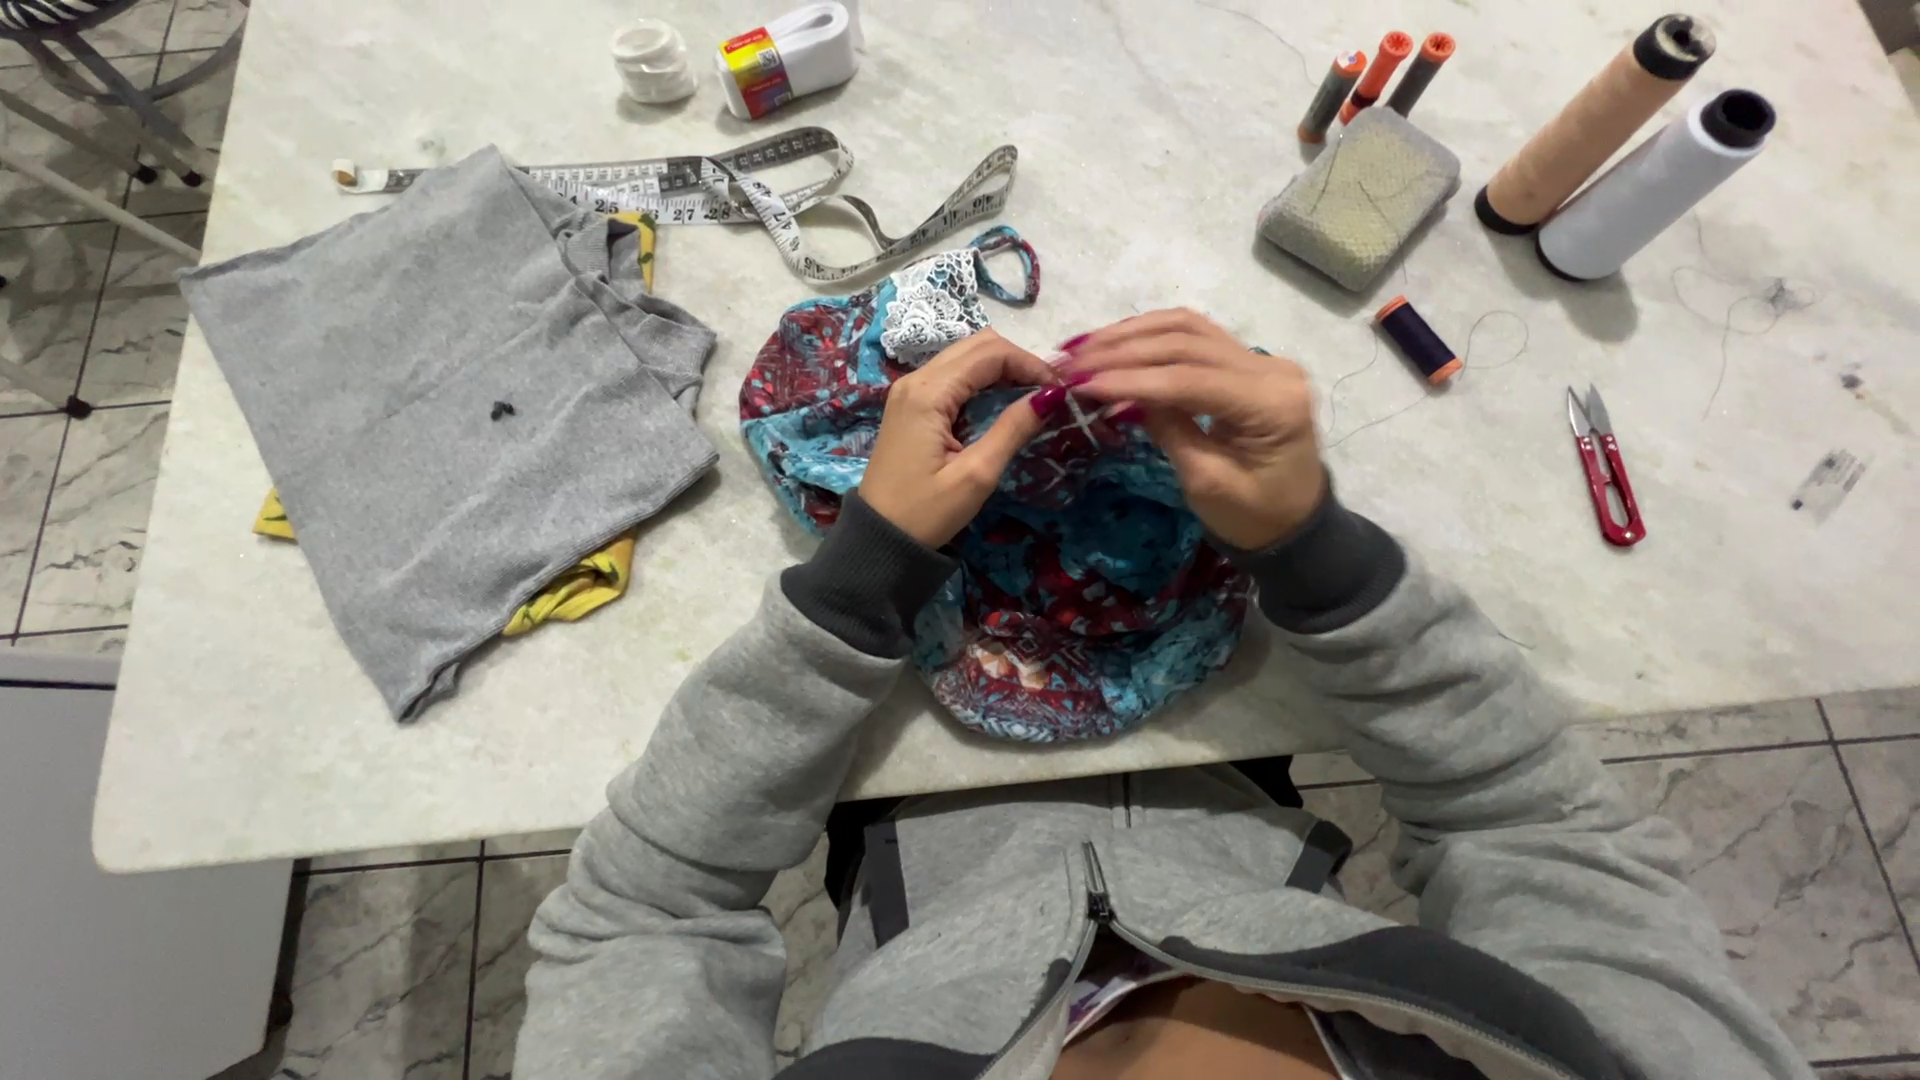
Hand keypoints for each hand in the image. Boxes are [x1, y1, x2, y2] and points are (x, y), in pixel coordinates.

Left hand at [859, 329, 1056, 546]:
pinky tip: (1002, 402)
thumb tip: (1052, 396)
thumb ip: (1013, 429)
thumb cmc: (925, 513)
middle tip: (1049, 390)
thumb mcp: (976, 475)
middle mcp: (915, 380)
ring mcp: (909, 391)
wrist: (878, 539)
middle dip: (1017, 361)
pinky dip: (982, 381)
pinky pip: (952, 377)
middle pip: (976, 346)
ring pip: (964, 357)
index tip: (1059, 390)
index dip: (1030, 364)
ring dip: (1001, 369)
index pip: (990, 353)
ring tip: (1032, 395)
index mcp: (928, 393)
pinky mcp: (910, 406)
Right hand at [1062, 309, 1325, 550]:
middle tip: (1071, 364)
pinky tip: (1113, 344)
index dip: (1132, 379)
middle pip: (1187, 342)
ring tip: (1083, 348)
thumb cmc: (1252, 515)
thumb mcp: (1206, 482)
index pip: (1190, 378)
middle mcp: (1271, 368)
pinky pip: (1193, 337)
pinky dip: (1148, 337)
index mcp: (1270, 404)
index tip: (1082, 385)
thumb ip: (1169, 430)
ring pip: (1187, 328)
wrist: (1293, 523)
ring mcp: (1260, 360)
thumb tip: (1123, 396)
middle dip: (1123, 351)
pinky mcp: (1245, 363)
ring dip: (1131, 335)